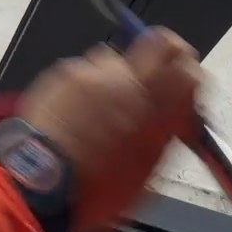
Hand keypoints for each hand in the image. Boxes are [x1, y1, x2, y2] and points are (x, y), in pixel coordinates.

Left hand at [17, 28, 203, 231]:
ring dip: (115, 79)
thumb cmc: (93, 188)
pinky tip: (78, 111)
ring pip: (116, 62)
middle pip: (159, 42)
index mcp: (152, 111)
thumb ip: (162, 139)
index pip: (189, 70)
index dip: (193, 71)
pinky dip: (89, 85)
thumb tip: (175, 122)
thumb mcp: (143, 179)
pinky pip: (87, 71)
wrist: (39, 178)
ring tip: (102, 110)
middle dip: (166, 52)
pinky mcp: (67, 68)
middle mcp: (127, 80)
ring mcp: (95, 70)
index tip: (190, 80)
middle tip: (157, 73)